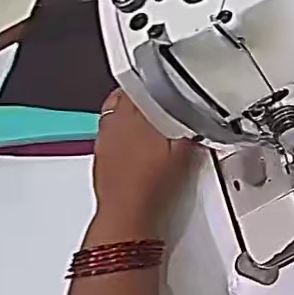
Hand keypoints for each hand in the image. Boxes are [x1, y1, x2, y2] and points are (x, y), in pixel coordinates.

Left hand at [89, 89, 196, 239]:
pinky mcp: (99, 156)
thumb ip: (187, 134)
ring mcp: (103, 140)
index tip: (157, 83)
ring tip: (142, 123)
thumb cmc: (150, 183)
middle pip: (120, 98)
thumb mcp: (182, 155)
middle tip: (151, 102)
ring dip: (124, 114)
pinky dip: (119, 135)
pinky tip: (133, 147)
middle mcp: (113, 123)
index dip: (147, 83)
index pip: (136, 87)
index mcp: (133, 115)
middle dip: (135, 97)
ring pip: (111, 115)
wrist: (128, 211)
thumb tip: (193, 127)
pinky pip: (107, 135)